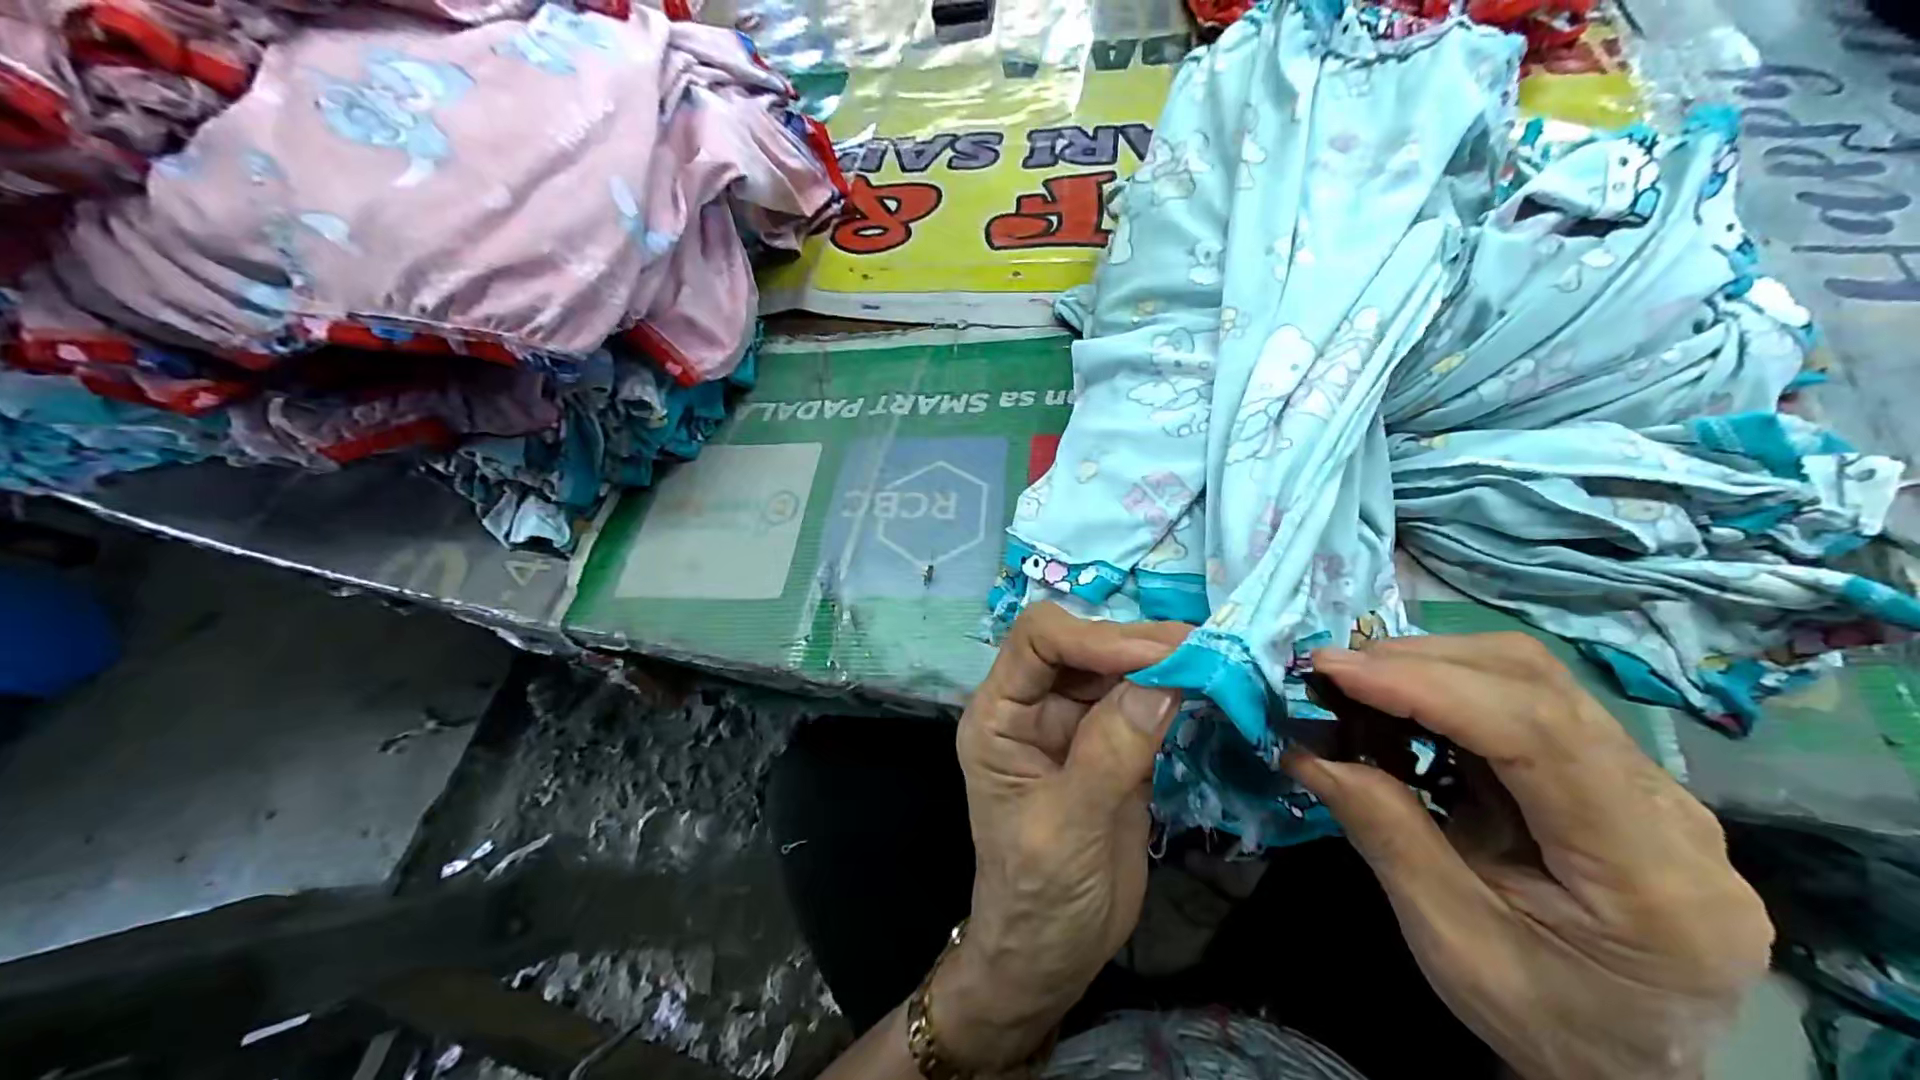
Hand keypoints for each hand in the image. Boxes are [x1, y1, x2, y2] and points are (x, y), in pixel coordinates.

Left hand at [934, 603, 1188, 1067]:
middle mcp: (1032, 705)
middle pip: (1080, 645)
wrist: (1053, 952)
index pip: (1036, 641)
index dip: (1092, 637)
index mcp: (999, 716)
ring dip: (1161, 659)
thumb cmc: (1040, 897)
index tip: (1157, 654)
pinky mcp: (1110, 741)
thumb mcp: (1067, 828)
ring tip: (1215, 658)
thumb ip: (1110, 752)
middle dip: (1136, 643)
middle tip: (1205, 647)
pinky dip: (1172, 689)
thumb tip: (1162, 682)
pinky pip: (1141, 699)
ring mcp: (1073, 721)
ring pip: (1115, 666)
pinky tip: (1206, 685)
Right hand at [1285, 634, 1773, 1079]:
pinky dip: (1450, 689)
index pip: (1538, 733)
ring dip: (1431, 666)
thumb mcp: (1450, 941)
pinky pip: (1527, 701)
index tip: (1335, 670)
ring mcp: (1650, 786)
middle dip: (1419, 663)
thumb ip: (1386, 834)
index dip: (1427, 686)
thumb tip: (1308, 751)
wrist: (1628, 1062)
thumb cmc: (1541, 1017)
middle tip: (1329, 674)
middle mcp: (1670, 811)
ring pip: (1533, 678)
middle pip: (1537, 686)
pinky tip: (1403, 707)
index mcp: (1650, 874)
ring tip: (1356, 686)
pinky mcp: (1615, 775)